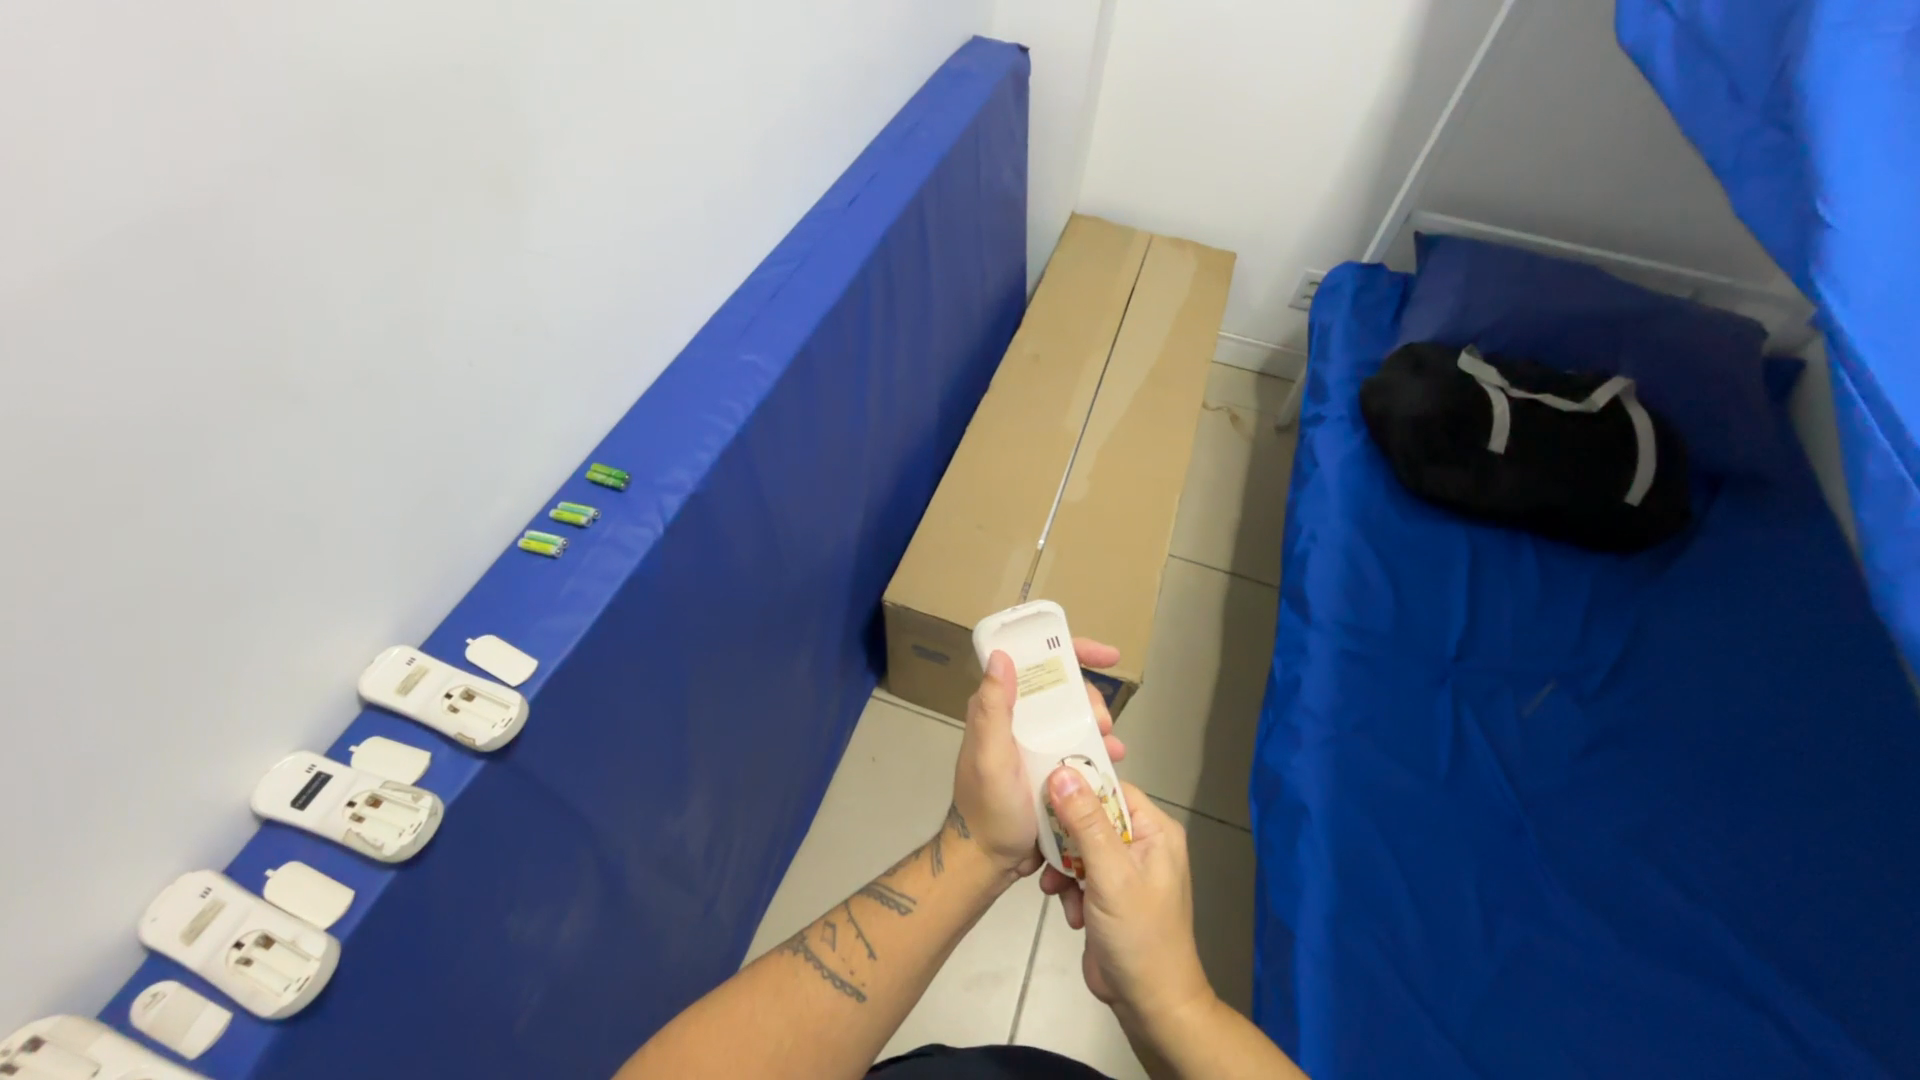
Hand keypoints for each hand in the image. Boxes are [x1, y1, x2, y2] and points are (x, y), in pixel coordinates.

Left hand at [951, 639, 1126, 877]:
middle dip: (1090, 697)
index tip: (1108, 656)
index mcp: (998, 709)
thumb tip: (1001, 655)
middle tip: (1104, 721)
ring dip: (1098, 723)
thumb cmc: (988, 807)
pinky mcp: (1049, 766)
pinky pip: (1080, 745)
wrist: (991, 859)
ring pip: (1074, 716)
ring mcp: (1034, 743)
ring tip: (1112, 744)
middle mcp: (1016, 719)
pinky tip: (1112, 758)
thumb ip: (993, 708)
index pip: (1033, 663)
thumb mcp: (989, 756)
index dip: (1070, 651)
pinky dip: (1099, 747)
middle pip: (1062, 688)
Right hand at [1039, 772, 1213, 1023]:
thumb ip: (1085, 822)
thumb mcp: (1110, 874)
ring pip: (1078, 846)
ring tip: (1055, 888)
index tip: (1042, 790)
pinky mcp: (1107, 893)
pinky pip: (1078, 873)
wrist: (1149, 1003)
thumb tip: (1061, 772)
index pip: (1111, 788)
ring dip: (1063, 868)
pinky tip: (1069, 910)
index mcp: (1154, 830)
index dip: (1078, 788)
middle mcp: (1141, 843)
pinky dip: (1068, 888)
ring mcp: (1124, 869)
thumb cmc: (1139, 934)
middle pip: (1090, 816)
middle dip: (1064, 838)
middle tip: (1043, 850)